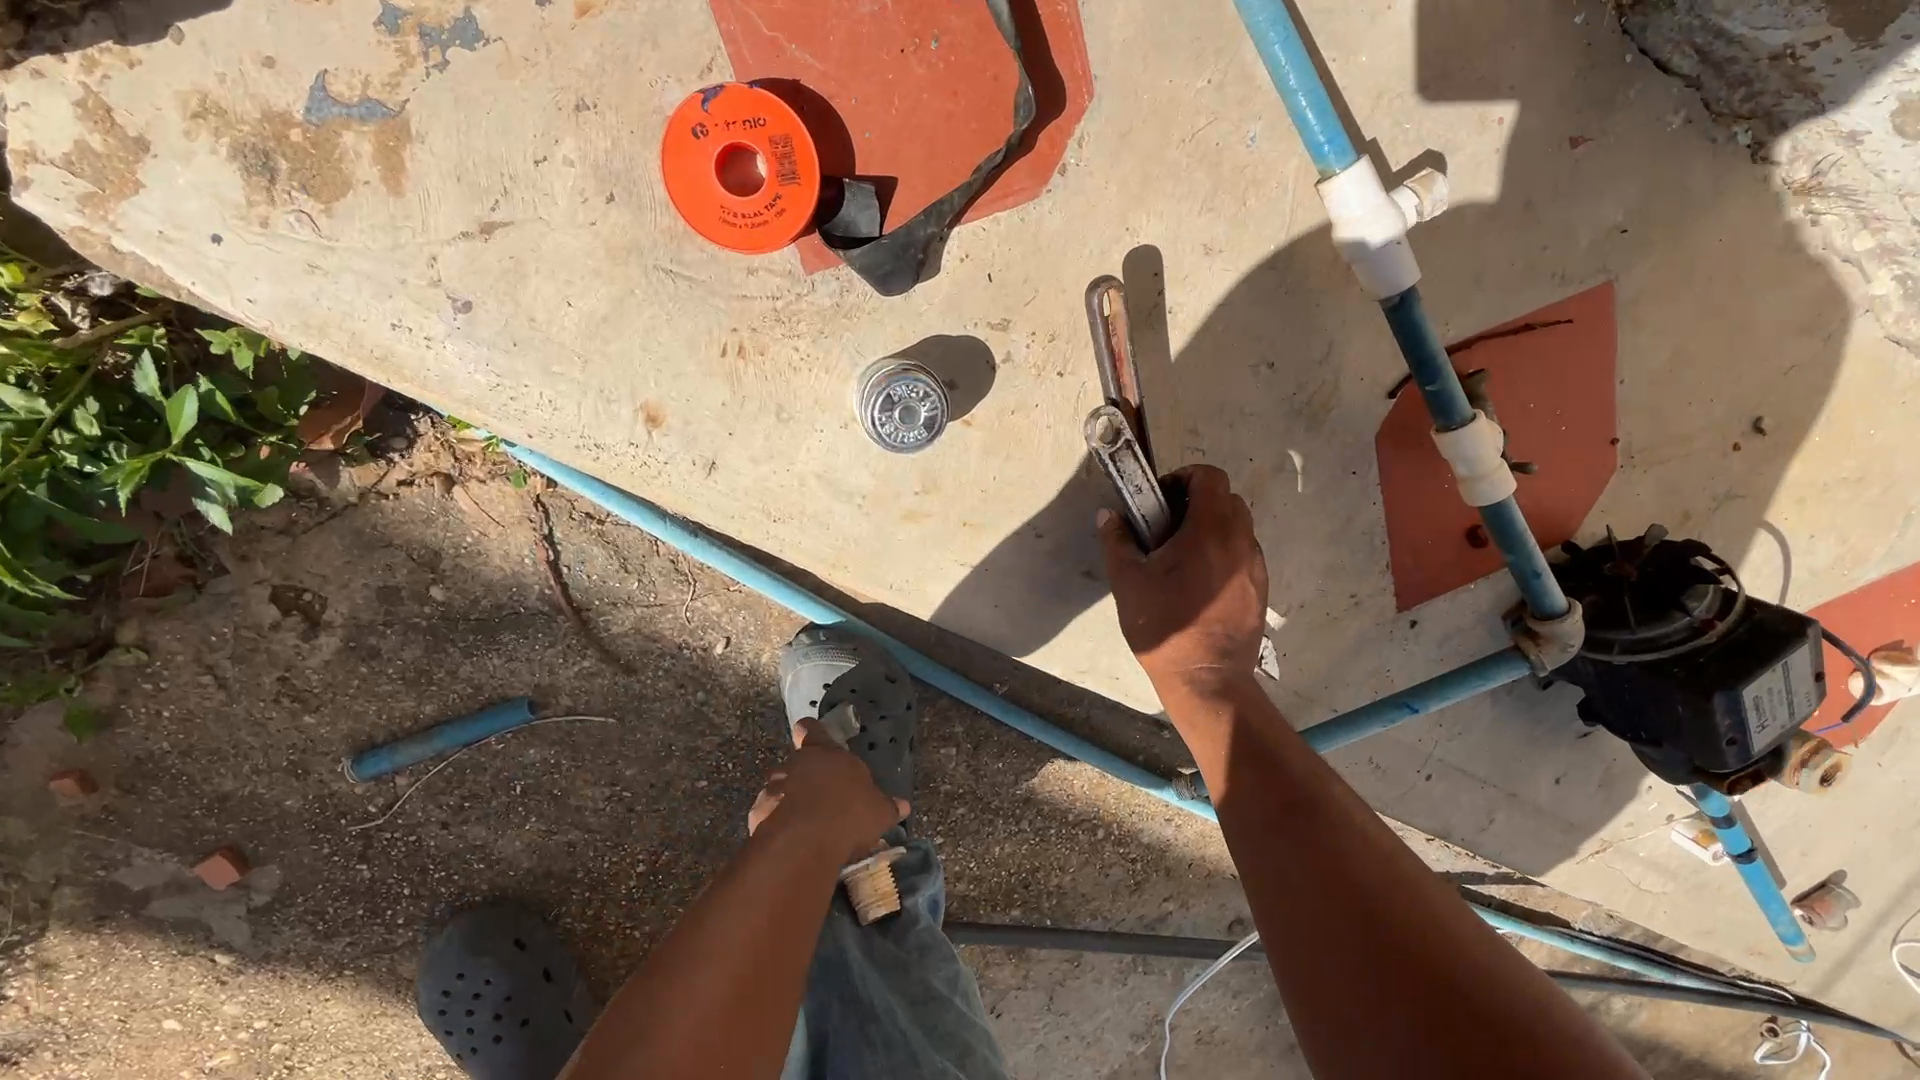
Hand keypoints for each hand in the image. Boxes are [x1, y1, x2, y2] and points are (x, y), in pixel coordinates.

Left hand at [747, 718, 909, 862]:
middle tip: (824, 799)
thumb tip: (902, 806)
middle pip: (797, 763)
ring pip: (781, 789)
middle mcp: (796, 763)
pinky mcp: (758, 813)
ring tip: (808, 826)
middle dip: (807, 778)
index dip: (812, 732)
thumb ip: (887, 806)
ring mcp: (773, 788)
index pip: (812, 729)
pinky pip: (769, 815)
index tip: (813, 736)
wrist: (804, 842)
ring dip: (791, 802)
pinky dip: (779, 824)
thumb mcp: (879, 812)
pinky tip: (793, 842)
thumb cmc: (849, 814)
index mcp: (825, 753)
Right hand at [1098, 464, 1269, 699]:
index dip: (1184, 477)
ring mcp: (1255, 565)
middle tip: (1168, 526)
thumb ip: (1117, 542)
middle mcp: (1240, 541)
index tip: (1161, 498)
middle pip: (1227, 499)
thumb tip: (1109, 517)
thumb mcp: (1127, 582)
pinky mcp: (1261, 588)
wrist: (1206, 678)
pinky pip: (1243, 554)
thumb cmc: (1164, 625)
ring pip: (1238, 527)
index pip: (1210, 477)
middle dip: (1198, 502)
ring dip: (1212, 528)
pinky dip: (1223, 553)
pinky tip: (1199, 583)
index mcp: (1209, 531)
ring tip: (1183, 557)